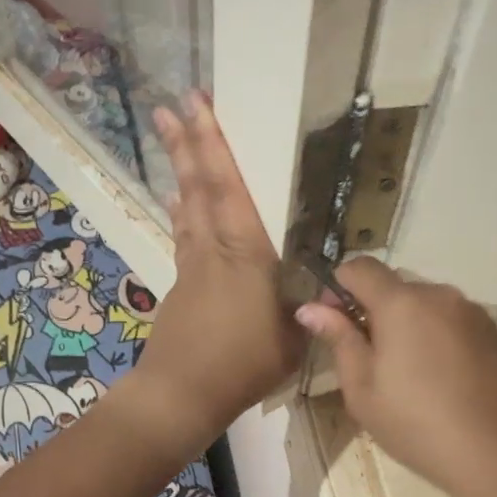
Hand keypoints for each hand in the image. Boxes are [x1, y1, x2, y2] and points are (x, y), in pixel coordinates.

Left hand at [134, 92, 303, 432]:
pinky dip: (181, 212)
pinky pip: (183, 235)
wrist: (182, 393)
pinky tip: (178, 203)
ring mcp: (193, 265)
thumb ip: (309, 311)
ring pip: (187, 205)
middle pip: (200, 186)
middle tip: (173, 103)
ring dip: (179, 168)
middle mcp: (216, 248)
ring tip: (170, 133)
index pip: (230, 188)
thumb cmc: (244, 366)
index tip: (201, 107)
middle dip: (189, 142)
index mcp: (248, 254)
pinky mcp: (180, 285)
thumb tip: (327, 292)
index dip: (215, 146)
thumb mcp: (294, 341)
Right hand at [297, 258, 496, 496]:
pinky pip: (450, 324)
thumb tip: (310, 309)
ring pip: (424, 307)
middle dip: (373, 312)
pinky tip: (437, 382)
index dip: (337, 287)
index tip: (330, 322)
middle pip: (394, 288)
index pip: (360, 267)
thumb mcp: (363, 390)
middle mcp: (439, 295)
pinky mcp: (493, 333)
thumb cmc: (417, 424)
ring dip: (406, 328)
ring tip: (404, 377)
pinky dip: (434, 340)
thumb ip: (339, 340)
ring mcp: (471, 312)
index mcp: (402, 303)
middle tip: (365, 360)